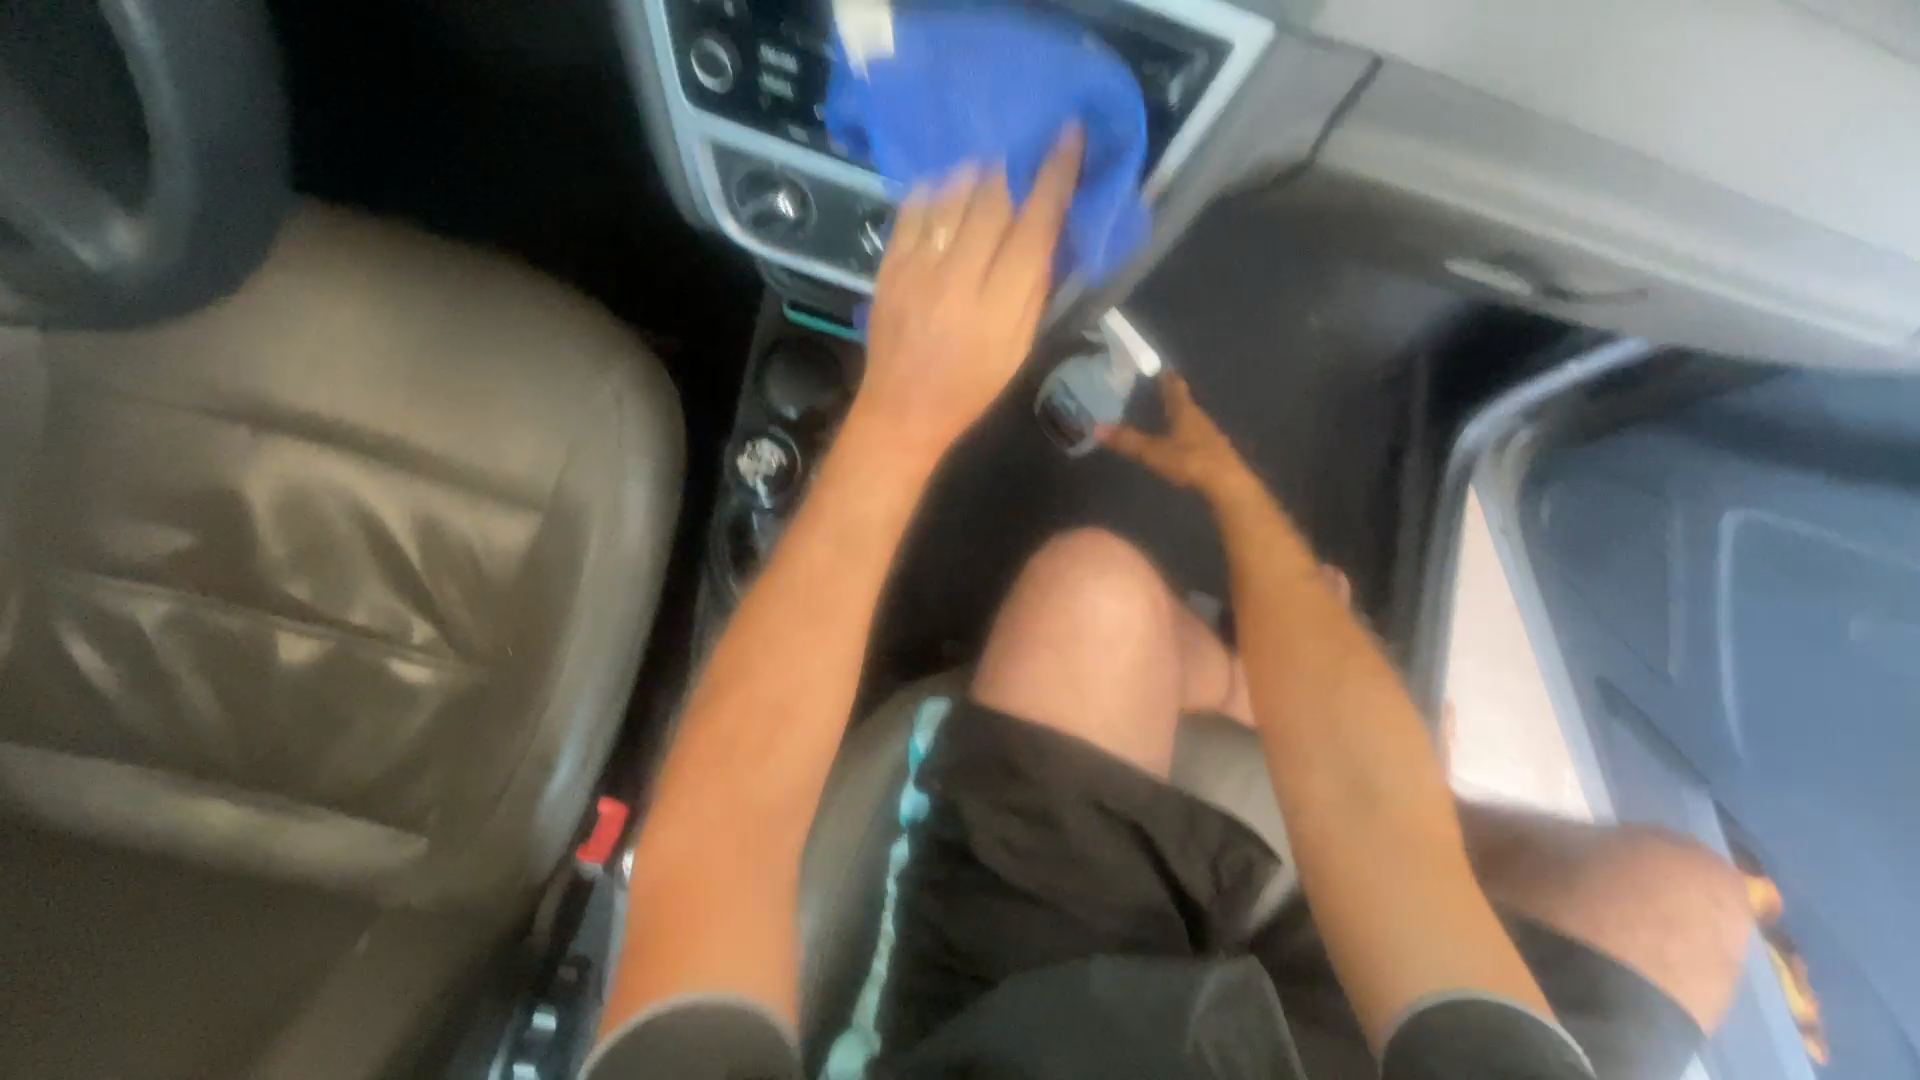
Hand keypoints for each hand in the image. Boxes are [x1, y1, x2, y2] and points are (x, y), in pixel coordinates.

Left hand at [853, 128, 1083, 462]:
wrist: (902, 410)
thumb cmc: (969, 388)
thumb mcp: (1018, 351)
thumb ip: (1034, 291)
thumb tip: (1048, 233)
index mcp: (998, 308)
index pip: (1034, 227)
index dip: (1055, 177)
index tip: (1069, 137)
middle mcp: (957, 280)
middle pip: (992, 201)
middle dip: (1014, 168)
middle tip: (1024, 151)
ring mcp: (917, 270)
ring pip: (951, 197)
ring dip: (975, 173)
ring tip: (988, 168)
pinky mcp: (888, 266)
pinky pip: (913, 210)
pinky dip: (934, 190)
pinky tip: (947, 188)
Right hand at [1102, 372, 1255, 501]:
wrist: (1227, 484)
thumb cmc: (1189, 461)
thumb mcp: (1153, 452)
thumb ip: (1126, 440)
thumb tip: (1096, 428)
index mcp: (1184, 411)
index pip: (1174, 387)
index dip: (1167, 377)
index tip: (1160, 367)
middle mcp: (1199, 418)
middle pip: (1184, 402)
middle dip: (1172, 396)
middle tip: (1157, 391)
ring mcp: (1211, 435)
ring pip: (1192, 420)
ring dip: (1180, 417)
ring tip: (1166, 416)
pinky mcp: (1216, 453)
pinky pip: (1197, 437)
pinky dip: (1187, 435)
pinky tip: (1181, 444)